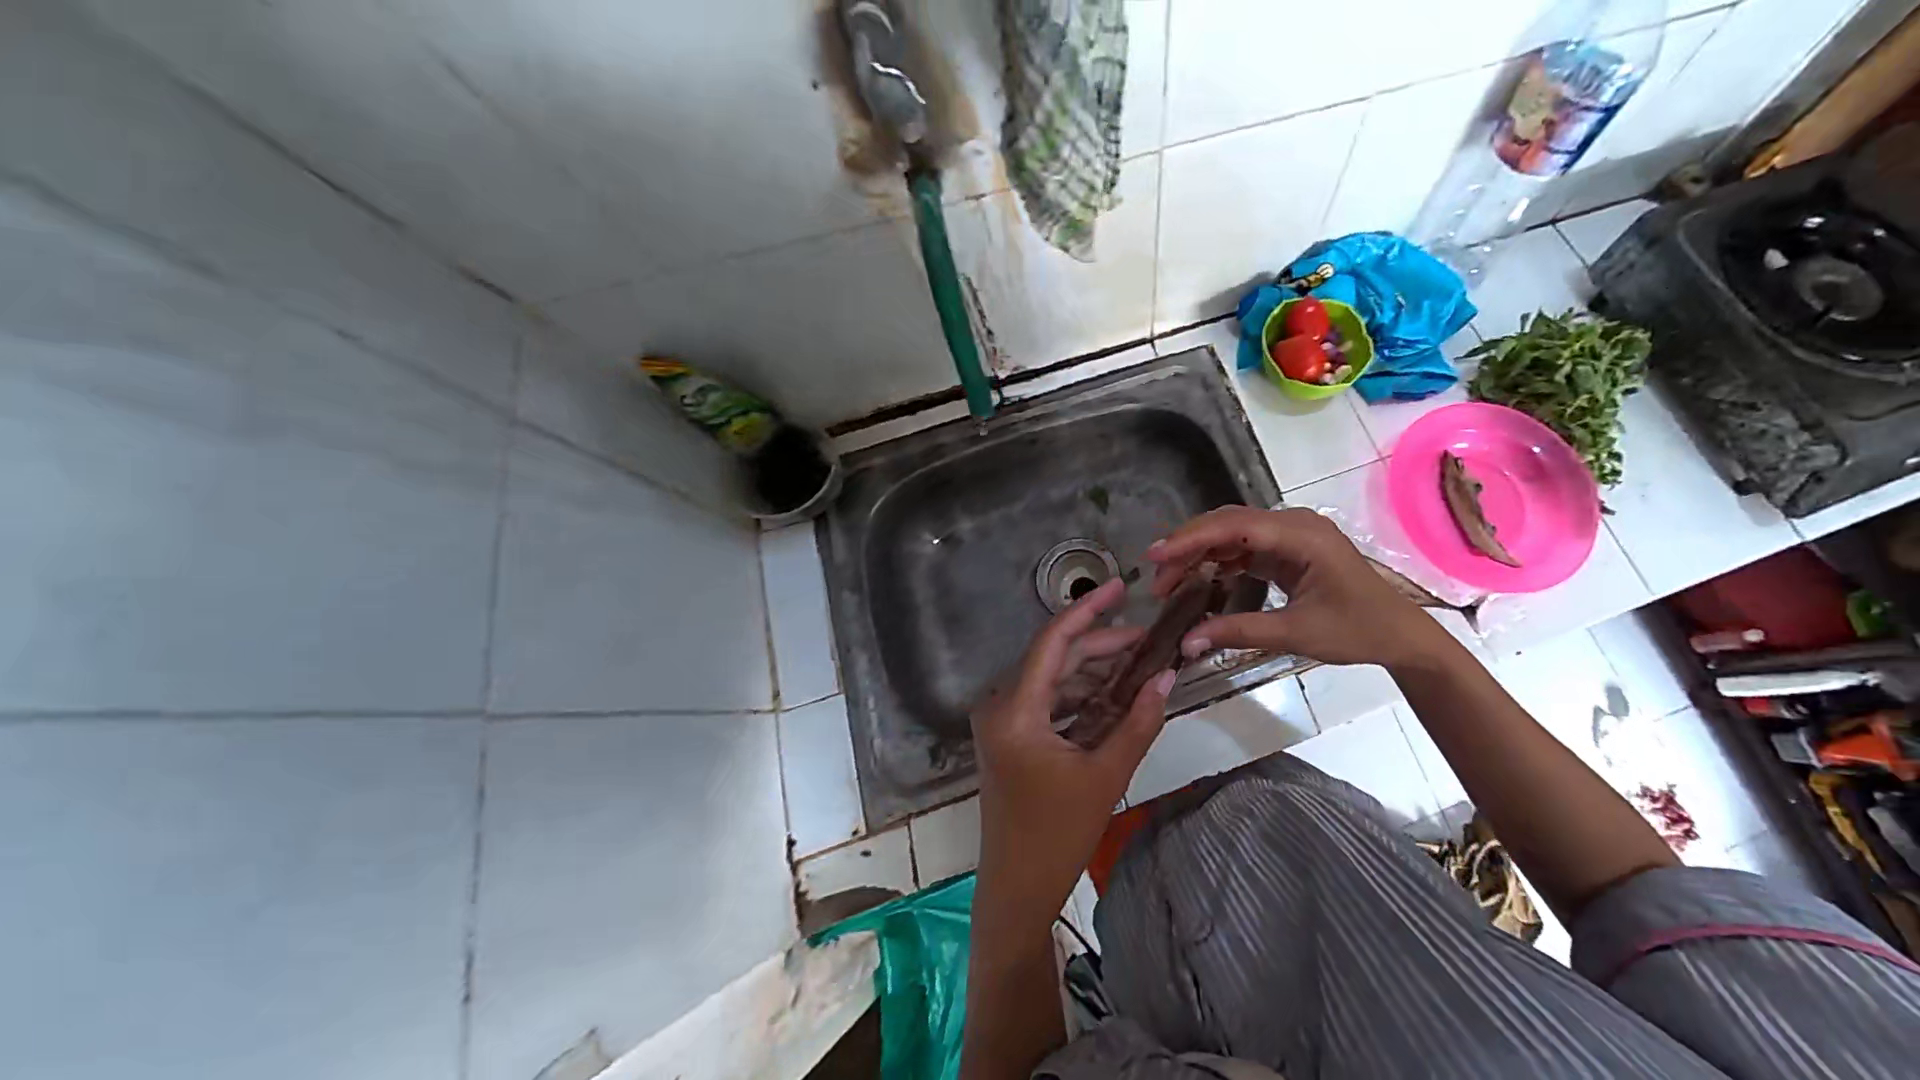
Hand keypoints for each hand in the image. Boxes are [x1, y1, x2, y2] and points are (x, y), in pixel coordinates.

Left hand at [970, 577, 1173, 919]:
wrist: (1016, 885)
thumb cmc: (1057, 835)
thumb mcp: (1104, 776)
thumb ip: (1138, 723)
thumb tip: (1168, 676)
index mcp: (1014, 709)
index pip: (1053, 641)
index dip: (1088, 609)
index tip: (1121, 586)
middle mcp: (999, 704)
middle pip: (1053, 658)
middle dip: (1100, 643)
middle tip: (1149, 638)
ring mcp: (1000, 720)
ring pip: (1050, 678)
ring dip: (1091, 669)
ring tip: (1139, 662)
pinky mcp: (1008, 735)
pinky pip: (1044, 700)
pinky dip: (1077, 693)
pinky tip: (1113, 691)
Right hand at [1147, 505, 1448, 669]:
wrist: (1402, 636)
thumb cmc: (1358, 631)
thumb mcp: (1296, 633)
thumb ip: (1238, 632)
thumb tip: (1185, 641)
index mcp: (1301, 536)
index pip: (1233, 527)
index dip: (1190, 539)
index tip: (1155, 556)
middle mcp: (1293, 525)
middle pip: (1225, 523)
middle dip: (1186, 547)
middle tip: (1156, 578)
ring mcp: (1289, 535)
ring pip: (1229, 533)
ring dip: (1197, 554)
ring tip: (1169, 583)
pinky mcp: (1286, 550)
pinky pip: (1241, 547)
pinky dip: (1215, 561)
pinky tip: (1198, 580)